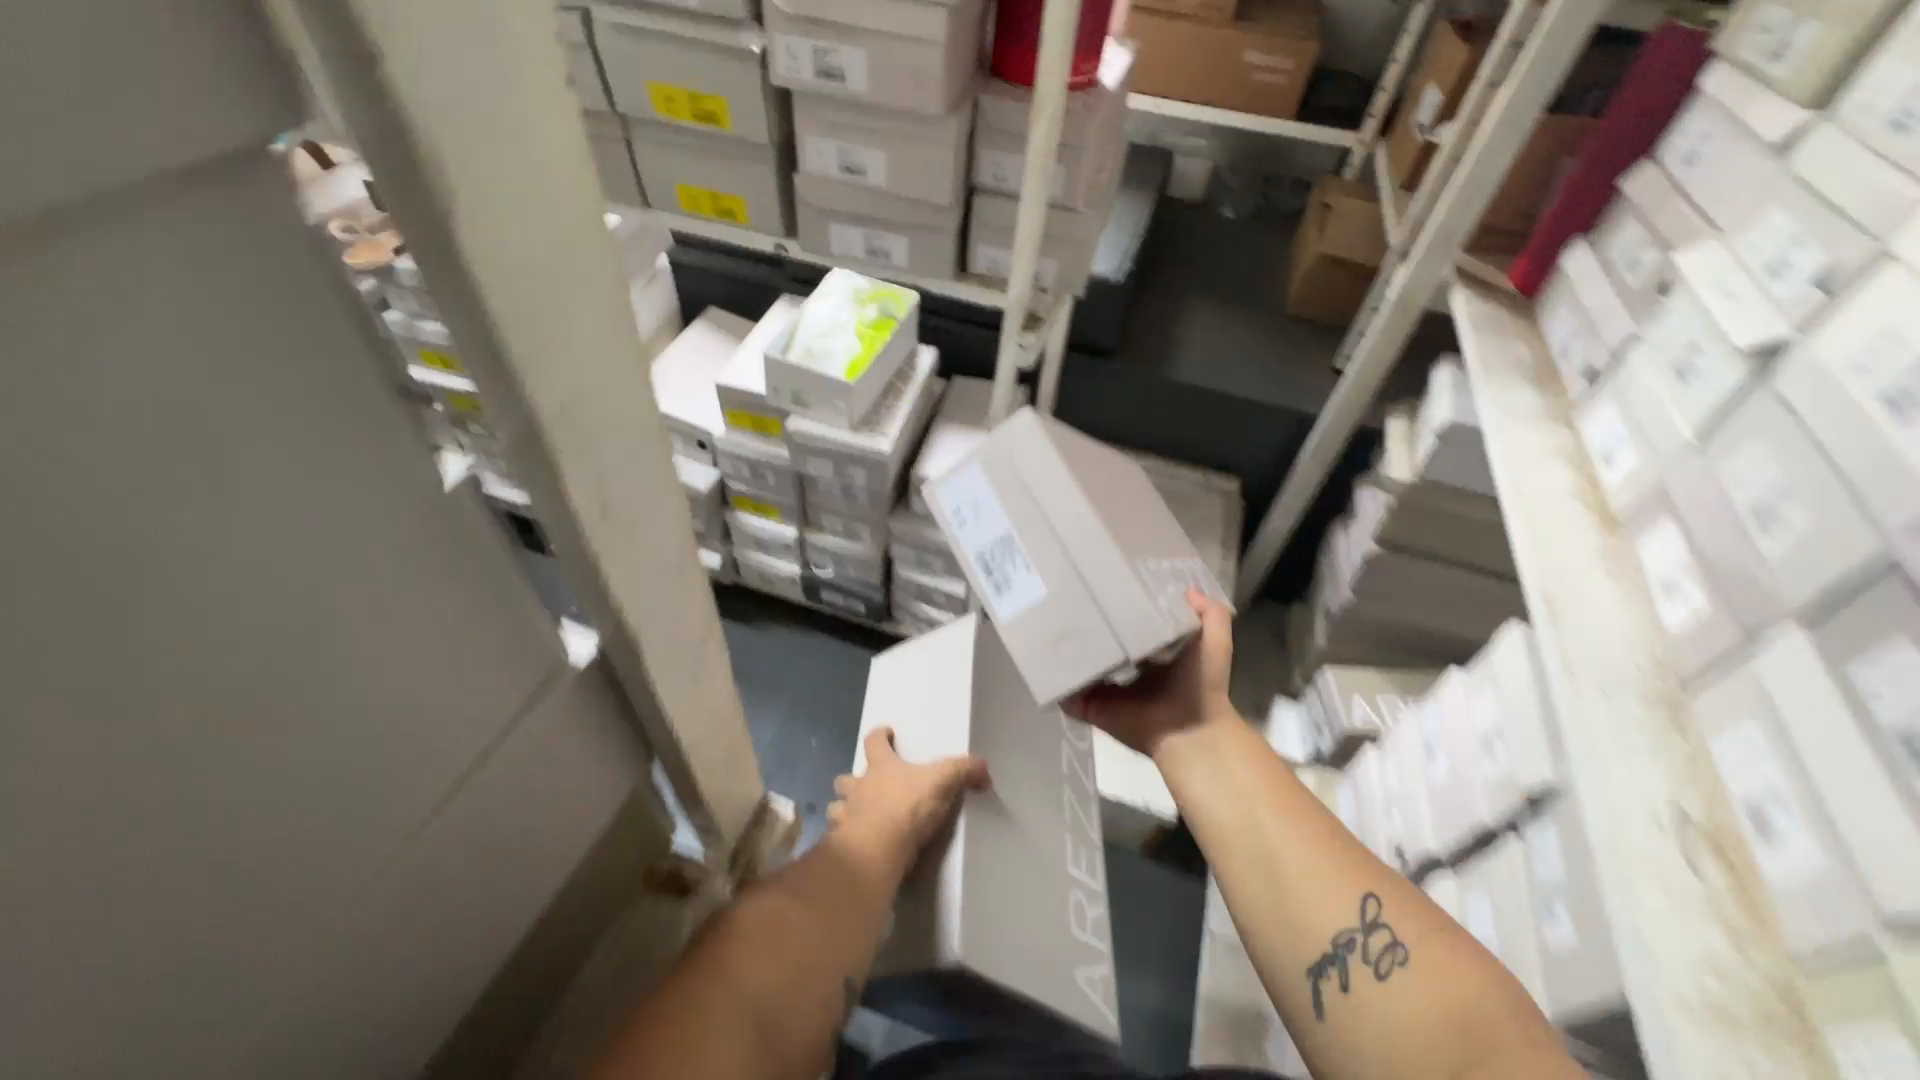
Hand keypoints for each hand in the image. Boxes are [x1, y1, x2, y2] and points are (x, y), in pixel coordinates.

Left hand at [828, 728, 989, 878]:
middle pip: (846, 778)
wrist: (877, 849)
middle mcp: (857, 788)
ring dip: (844, 811)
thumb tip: (983, 769)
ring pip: (836, 807)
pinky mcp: (841, 844)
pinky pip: (838, 838)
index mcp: (880, 767)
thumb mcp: (943, 781)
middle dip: (852, 780)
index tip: (885, 733)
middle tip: (865, 786)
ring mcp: (845, 816)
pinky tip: (856, 846)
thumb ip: (964, 771)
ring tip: (857, 819)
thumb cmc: (907, 807)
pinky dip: (844, 840)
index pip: (873, 742)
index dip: (879, 736)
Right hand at [1065, 589, 1236, 758]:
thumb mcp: (1214, 641)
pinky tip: (1046, 658)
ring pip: (1078, 666)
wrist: (1191, 729)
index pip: (1126, 627)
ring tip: (1049, 624)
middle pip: (1097, 644)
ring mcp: (1104, 690)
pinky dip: (1056, 681)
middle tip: (1069, 601)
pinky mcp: (1091, 708)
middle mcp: (1123, 670)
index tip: (1103, 585)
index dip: (1117, 609)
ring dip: (1065, 651)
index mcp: (1149, 655)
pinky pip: (1066, 693)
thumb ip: (1210, 613)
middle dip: (1085, 627)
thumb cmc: (1202, 684)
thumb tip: (1188, 590)